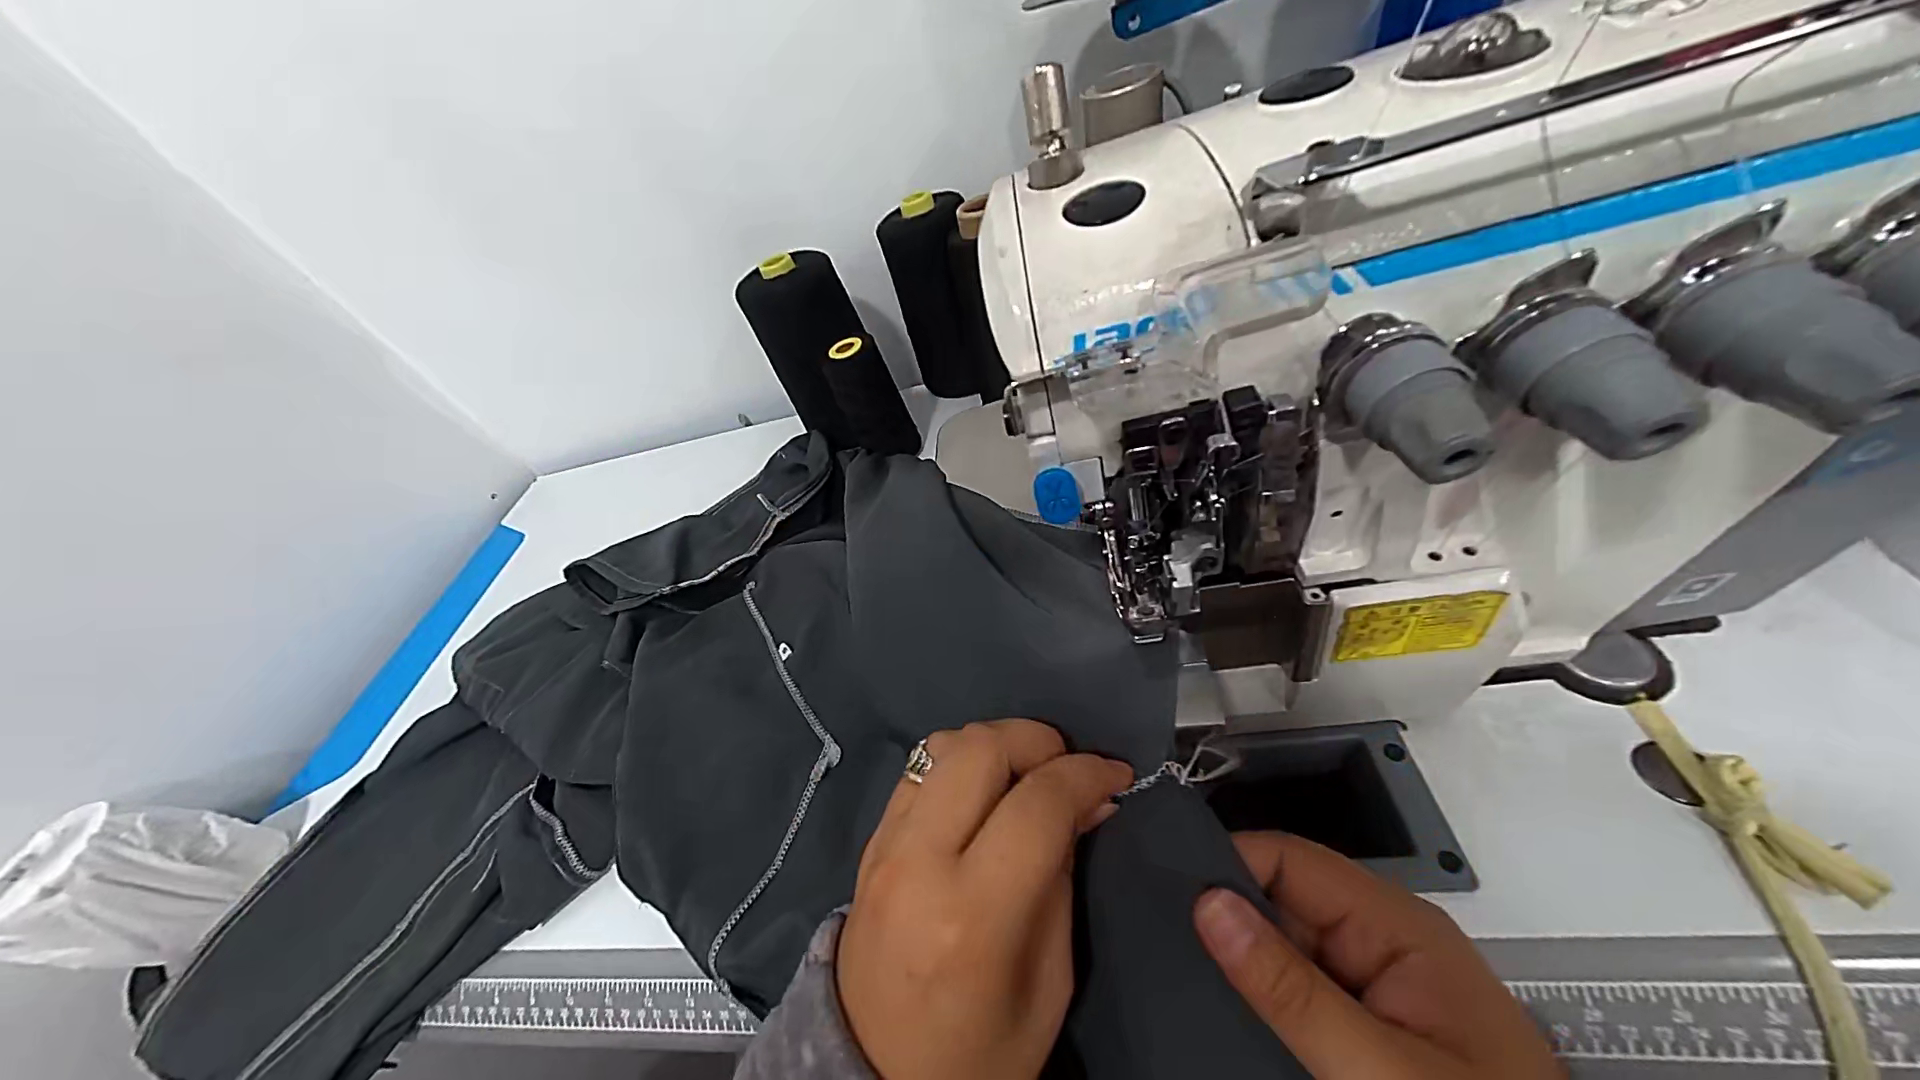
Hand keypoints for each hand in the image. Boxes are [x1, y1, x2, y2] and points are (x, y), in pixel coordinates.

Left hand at [836, 719, 1132, 1079]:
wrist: (871, 1079)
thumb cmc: (977, 1053)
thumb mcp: (1048, 983)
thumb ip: (1064, 878)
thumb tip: (1086, 804)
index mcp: (974, 913)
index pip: (1038, 802)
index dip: (1087, 774)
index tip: (1115, 773)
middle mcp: (919, 862)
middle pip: (980, 748)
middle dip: (1036, 740)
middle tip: (1066, 768)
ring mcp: (884, 847)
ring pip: (942, 745)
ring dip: (995, 745)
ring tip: (1026, 775)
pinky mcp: (867, 843)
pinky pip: (916, 770)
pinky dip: (957, 764)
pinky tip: (981, 792)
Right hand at [1196, 833, 1565, 1079]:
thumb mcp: (1381, 1071)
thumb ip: (1291, 989)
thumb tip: (1207, 903)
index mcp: (1395, 924)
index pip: (1287, 858)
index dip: (1224, 864)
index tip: (1162, 889)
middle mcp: (1381, 939)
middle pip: (1279, 896)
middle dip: (1222, 915)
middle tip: (1155, 934)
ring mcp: (1373, 982)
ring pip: (1280, 944)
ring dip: (1235, 957)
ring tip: (1173, 966)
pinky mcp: (1365, 1021)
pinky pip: (1294, 986)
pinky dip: (1256, 993)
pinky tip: (1217, 1004)